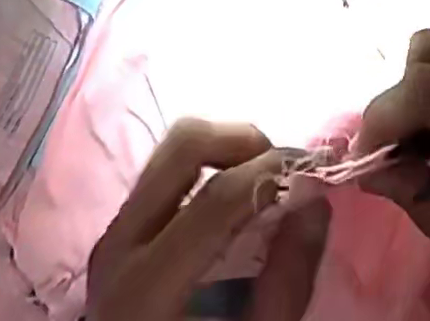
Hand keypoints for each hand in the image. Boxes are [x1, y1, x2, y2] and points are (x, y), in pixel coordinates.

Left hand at [86, 120, 327, 320]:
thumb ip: (286, 283)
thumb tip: (314, 202)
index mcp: (145, 288)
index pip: (215, 198)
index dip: (272, 172)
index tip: (314, 172)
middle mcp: (119, 245)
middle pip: (185, 145)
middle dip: (246, 142)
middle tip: (282, 170)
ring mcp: (115, 231)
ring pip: (174, 145)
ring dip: (228, 146)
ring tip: (262, 178)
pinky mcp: (121, 227)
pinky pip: (169, 166)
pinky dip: (212, 161)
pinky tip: (236, 196)